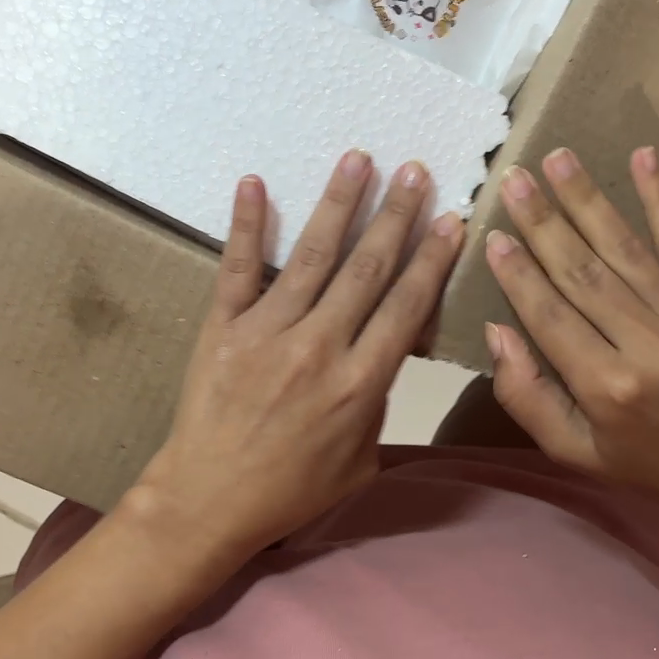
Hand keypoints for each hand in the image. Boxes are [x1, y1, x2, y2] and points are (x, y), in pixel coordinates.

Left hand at [129, 150, 463, 560]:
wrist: (209, 500)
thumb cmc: (289, 492)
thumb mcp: (357, 463)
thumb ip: (377, 407)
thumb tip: (381, 359)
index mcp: (360, 385)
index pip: (406, 307)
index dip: (431, 260)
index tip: (450, 220)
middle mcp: (319, 347)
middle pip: (367, 270)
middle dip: (396, 216)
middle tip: (415, 171)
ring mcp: (267, 332)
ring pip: (311, 256)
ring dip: (338, 204)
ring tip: (359, 158)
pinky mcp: (222, 328)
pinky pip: (237, 268)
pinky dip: (245, 224)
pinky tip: (254, 182)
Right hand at [482, 146, 658, 531]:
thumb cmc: (641, 464)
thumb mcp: (572, 451)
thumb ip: (528, 396)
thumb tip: (497, 332)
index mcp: (607, 387)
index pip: (550, 316)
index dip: (517, 274)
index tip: (491, 236)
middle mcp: (646, 343)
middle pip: (583, 271)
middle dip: (544, 222)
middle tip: (513, 178)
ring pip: (624, 248)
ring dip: (588, 199)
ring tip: (558, 158)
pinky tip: (644, 159)